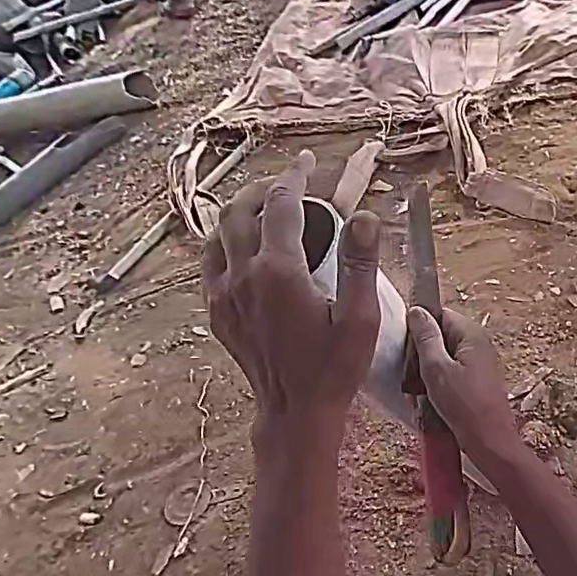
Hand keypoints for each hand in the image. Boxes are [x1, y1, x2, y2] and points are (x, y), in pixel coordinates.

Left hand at [202, 152, 382, 425]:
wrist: (294, 411)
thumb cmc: (332, 369)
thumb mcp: (360, 318)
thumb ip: (360, 263)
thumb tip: (366, 216)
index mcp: (278, 272)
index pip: (280, 205)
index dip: (294, 178)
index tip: (306, 164)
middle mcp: (243, 276)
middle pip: (241, 210)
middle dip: (264, 188)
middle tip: (288, 182)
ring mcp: (223, 294)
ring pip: (218, 232)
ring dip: (240, 210)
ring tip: (264, 206)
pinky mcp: (217, 311)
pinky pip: (211, 261)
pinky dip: (225, 240)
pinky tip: (243, 245)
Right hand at [405, 305, 522, 459]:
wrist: (489, 442)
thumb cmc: (464, 406)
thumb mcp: (437, 369)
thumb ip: (425, 338)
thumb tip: (417, 311)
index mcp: (471, 334)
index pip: (440, 314)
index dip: (419, 326)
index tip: (406, 345)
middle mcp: (478, 343)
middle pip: (441, 335)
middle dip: (422, 351)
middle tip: (410, 371)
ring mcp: (478, 362)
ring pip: (443, 356)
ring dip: (427, 370)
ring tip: (418, 388)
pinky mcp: (475, 380)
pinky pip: (450, 372)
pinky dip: (437, 382)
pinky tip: (429, 397)